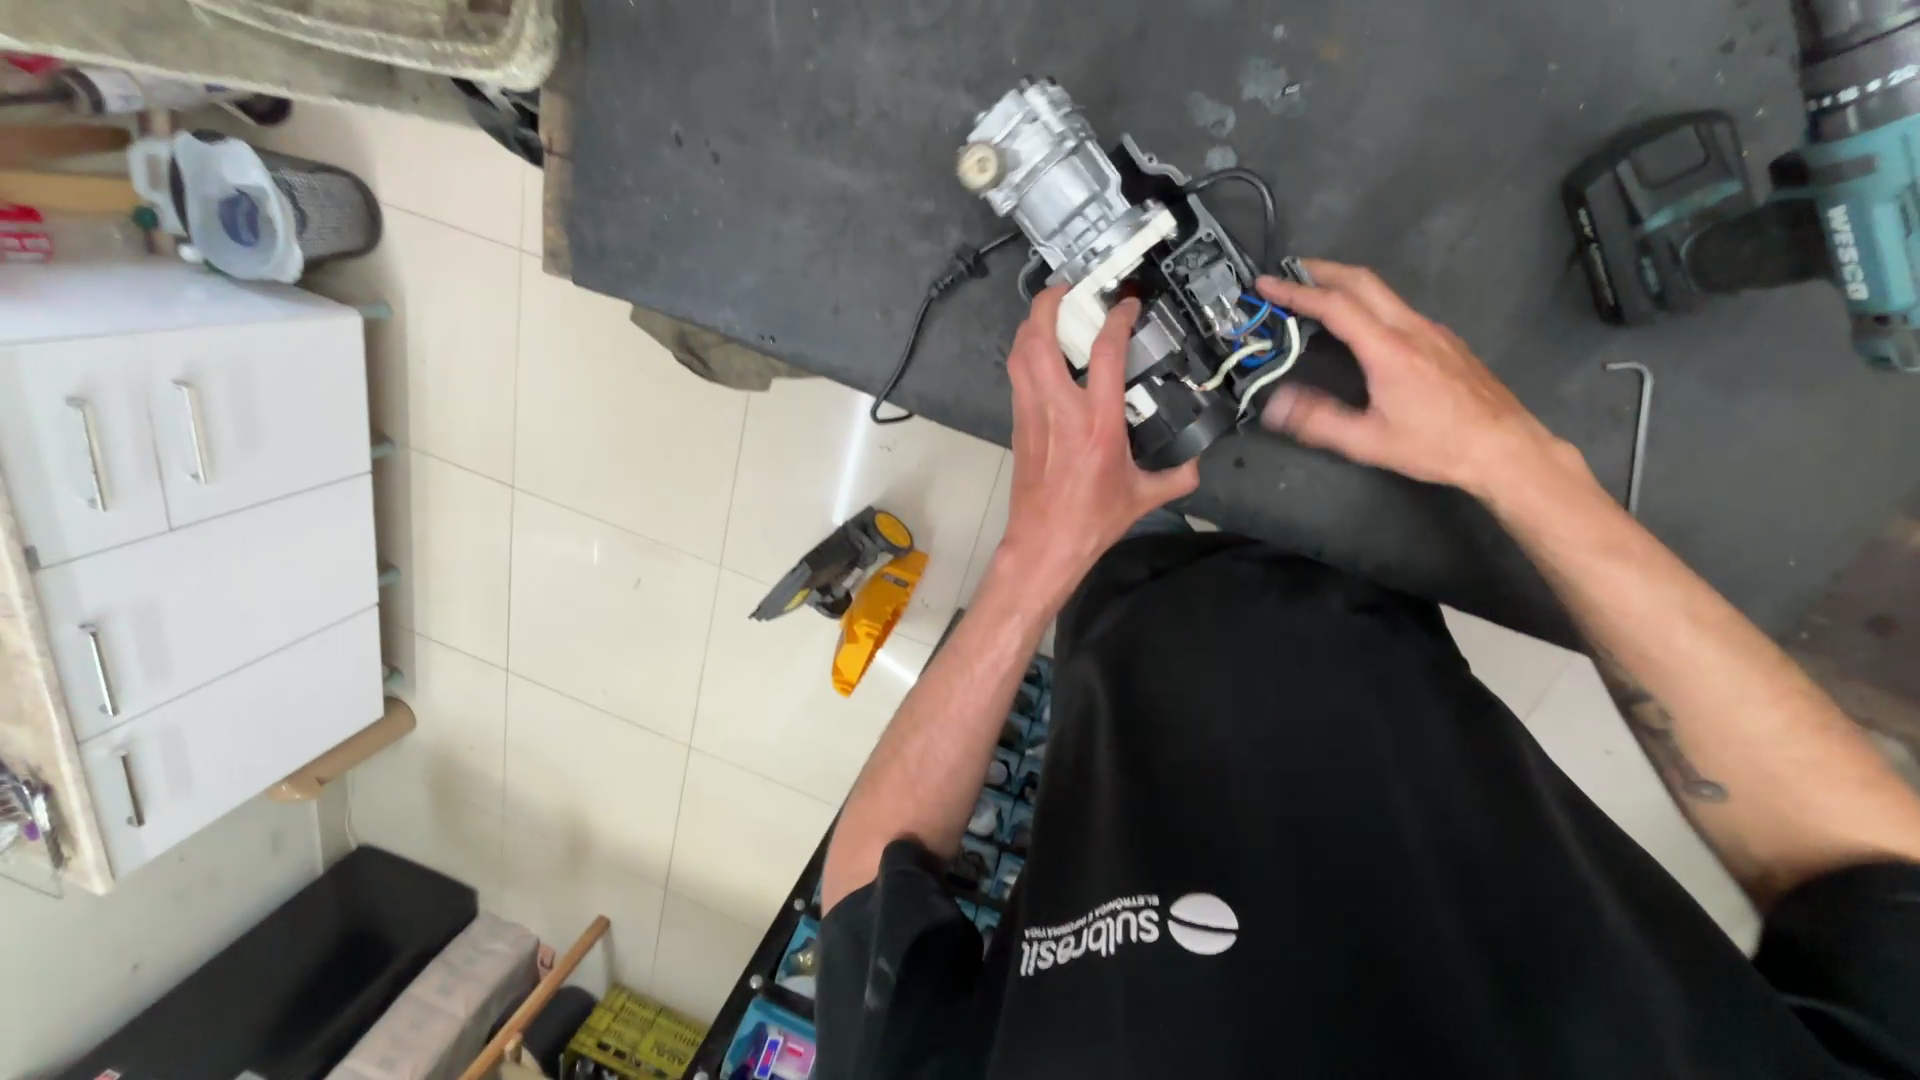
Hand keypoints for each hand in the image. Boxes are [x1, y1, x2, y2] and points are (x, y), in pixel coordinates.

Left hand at [992, 287, 1199, 597]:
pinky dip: (1025, 354)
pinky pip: (1016, 376)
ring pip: (1020, 354)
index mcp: (1098, 422)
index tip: (1127, 305)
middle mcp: (1060, 409)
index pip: (1105, 352)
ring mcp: (1033, 414)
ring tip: (1050, 311)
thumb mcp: (1143, 497)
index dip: (1116, 318)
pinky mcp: (1019, 424)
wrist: (1044, 542)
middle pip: (1041, 339)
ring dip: (1031, 324)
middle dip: (1049, 304)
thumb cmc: (1091, 520)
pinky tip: (1039, 353)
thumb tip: (1194, 465)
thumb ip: (1176, 476)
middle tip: (1067, 288)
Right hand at [1254, 259, 1561, 495]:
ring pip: (1382, 291)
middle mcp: (1412, 328)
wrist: (1505, 447)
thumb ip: (1317, 420)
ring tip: (1312, 293)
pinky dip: (1364, 301)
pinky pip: (1396, 307)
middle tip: (1284, 272)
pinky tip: (1355, 323)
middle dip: (1319, 270)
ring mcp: (1432, 330)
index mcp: (1389, 350)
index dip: (1295, 292)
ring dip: (1342, 283)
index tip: (1265, 285)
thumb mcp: (1367, 442)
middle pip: (1361, 280)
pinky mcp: (1444, 339)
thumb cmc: (1435, 446)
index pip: (1336, 305)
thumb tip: (1274, 404)